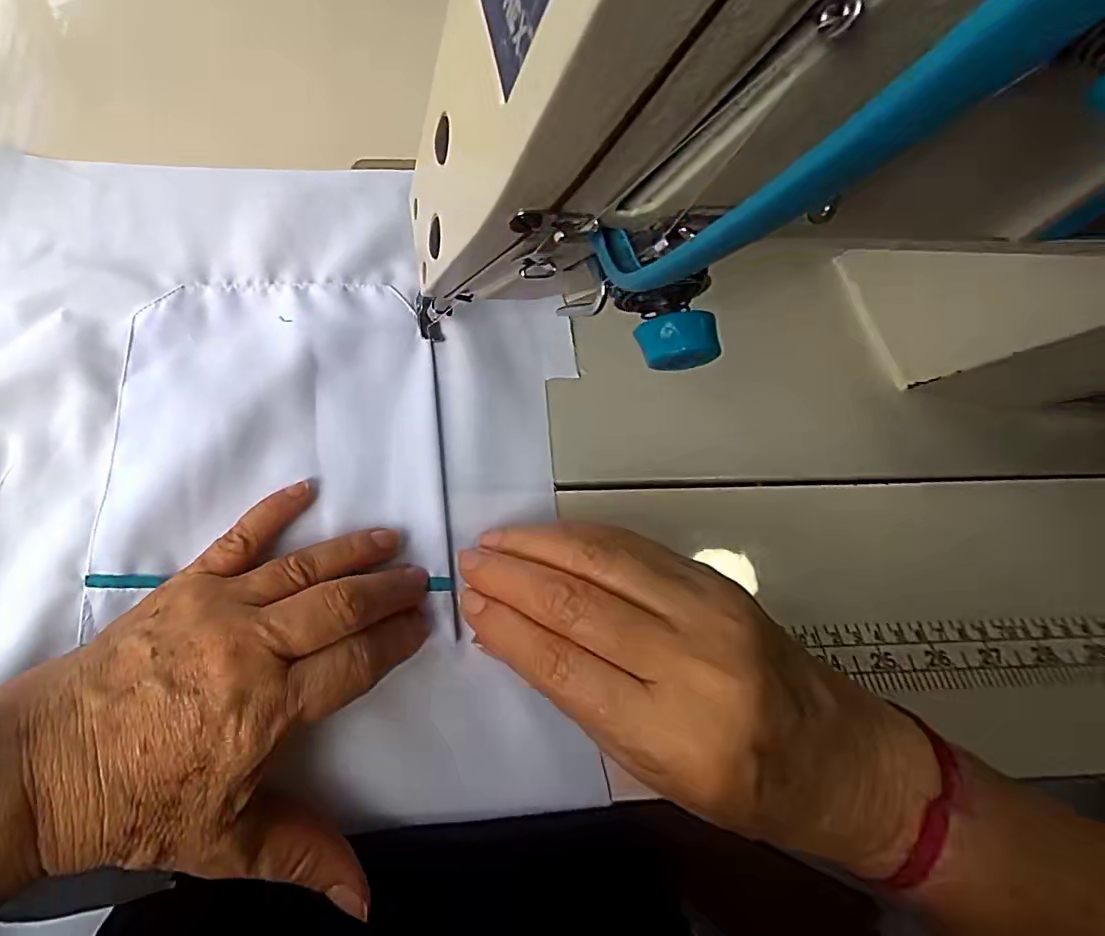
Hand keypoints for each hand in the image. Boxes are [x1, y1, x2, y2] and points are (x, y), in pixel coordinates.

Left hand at [0, 481, 430, 920]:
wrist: (57, 753)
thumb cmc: (140, 800)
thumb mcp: (225, 843)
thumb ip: (302, 855)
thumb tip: (366, 903)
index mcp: (268, 706)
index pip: (352, 662)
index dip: (394, 642)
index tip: (423, 623)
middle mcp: (248, 644)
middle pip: (334, 607)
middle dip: (383, 590)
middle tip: (421, 577)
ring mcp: (213, 605)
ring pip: (297, 568)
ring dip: (347, 551)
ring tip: (387, 538)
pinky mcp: (182, 584)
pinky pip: (235, 540)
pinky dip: (272, 513)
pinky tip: (303, 491)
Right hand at [458, 522, 937, 876]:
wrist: (847, 762)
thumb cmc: (732, 780)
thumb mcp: (640, 760)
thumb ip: (565, 689)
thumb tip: (497, 630)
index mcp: (673, 735)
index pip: (560, 664)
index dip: (504, 626)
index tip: (468, 602)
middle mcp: (697, 670)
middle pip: (575, 605)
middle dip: (509, 577)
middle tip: (468, 563)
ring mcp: (714, 618)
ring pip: (599, 563)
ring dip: (533, 545)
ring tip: (491, 542)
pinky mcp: (719, 585)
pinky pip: (631, 547)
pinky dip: (574, 536)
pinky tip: (541, 536)